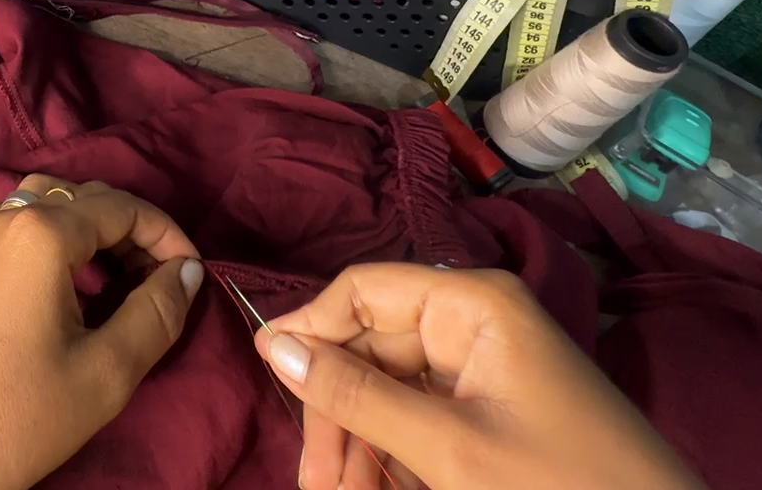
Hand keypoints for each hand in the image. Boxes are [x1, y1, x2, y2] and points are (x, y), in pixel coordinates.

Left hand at [0, 175, 204, 489]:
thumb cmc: (20, 414)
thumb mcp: (107, 371)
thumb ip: (156, 312)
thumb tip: (187, 271)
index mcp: (44, 232)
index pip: (123, 208)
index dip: (167, 235)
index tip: (193, 274)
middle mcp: (9, 218)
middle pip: (85, 199)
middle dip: (133, 230)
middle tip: (162, 282)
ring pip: (46, 200)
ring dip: (89, 224)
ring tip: (117, 269)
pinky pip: (0, 219)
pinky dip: (34, 225)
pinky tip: (42, 258)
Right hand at [257, 264, 703, 489]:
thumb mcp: (449, 452)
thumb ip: (356, 395)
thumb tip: (274, 346)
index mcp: (470, 305)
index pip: (363, 291)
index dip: (311, 327)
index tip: (269, 372)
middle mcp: (472, 324)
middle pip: (371, 347)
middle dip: (338, 413)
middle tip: (315, 483)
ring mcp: (483, 370)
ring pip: (389, 390)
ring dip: (360, 444)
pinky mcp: (492, 415)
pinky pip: (418, 420)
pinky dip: (392, 457)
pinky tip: (376, 488)